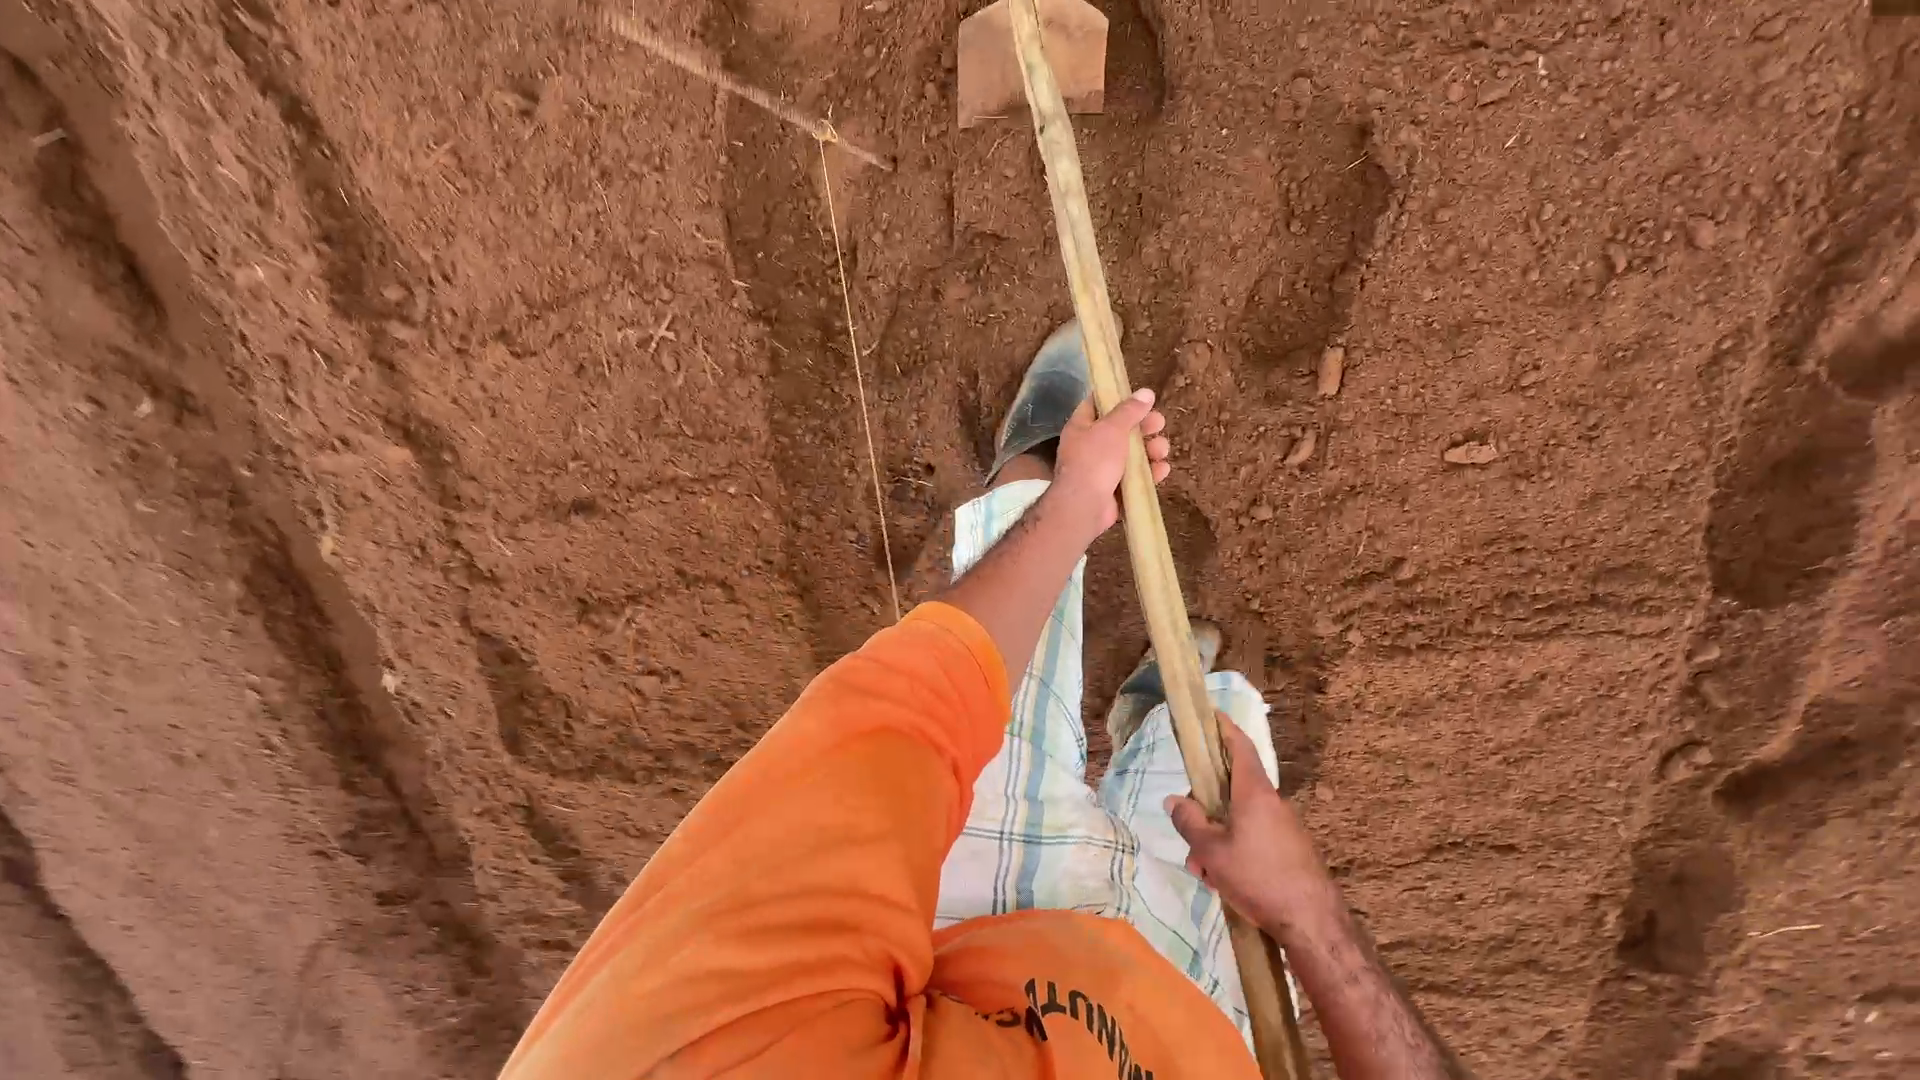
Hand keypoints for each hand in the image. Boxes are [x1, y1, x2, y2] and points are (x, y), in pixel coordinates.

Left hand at [1044, 389, 1169, 537]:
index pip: (1097, 404)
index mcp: (1081, 427)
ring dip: (1150, 450)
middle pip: (1121, 430)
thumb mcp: (1112, 428)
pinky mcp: (1114, 490)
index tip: (1139, 396)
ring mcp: (1102, 470)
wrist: (1084, 505)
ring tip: (1162, 450)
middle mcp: (1089, 447)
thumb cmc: (1094, 460)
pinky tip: (1162, 470)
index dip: (1117, 397)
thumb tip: (1146, 392)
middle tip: (1160, 423)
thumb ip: (1130, 410)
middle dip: (1143, 426)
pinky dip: (1149, 473)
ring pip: (1131, 454)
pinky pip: (1135, 477)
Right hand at [1165, 719, 1340, 941]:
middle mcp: (1273, 803)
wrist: (1314, 923)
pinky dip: (1237, 854)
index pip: (1240, 747)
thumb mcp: (1211, 851)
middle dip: (1206, 814)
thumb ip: (1190, 822)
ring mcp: (1286, 828)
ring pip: (1240, 822)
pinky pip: (1256, 840)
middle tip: (1191, 846)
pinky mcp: (1293, 851)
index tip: (1213, 715)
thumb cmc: (1259, 878)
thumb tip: (1175, 801)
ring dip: (1219, 842)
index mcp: (1254, 793)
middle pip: (1232, 793)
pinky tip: (1228, 884)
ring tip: (1208, 876)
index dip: (1225, 729)